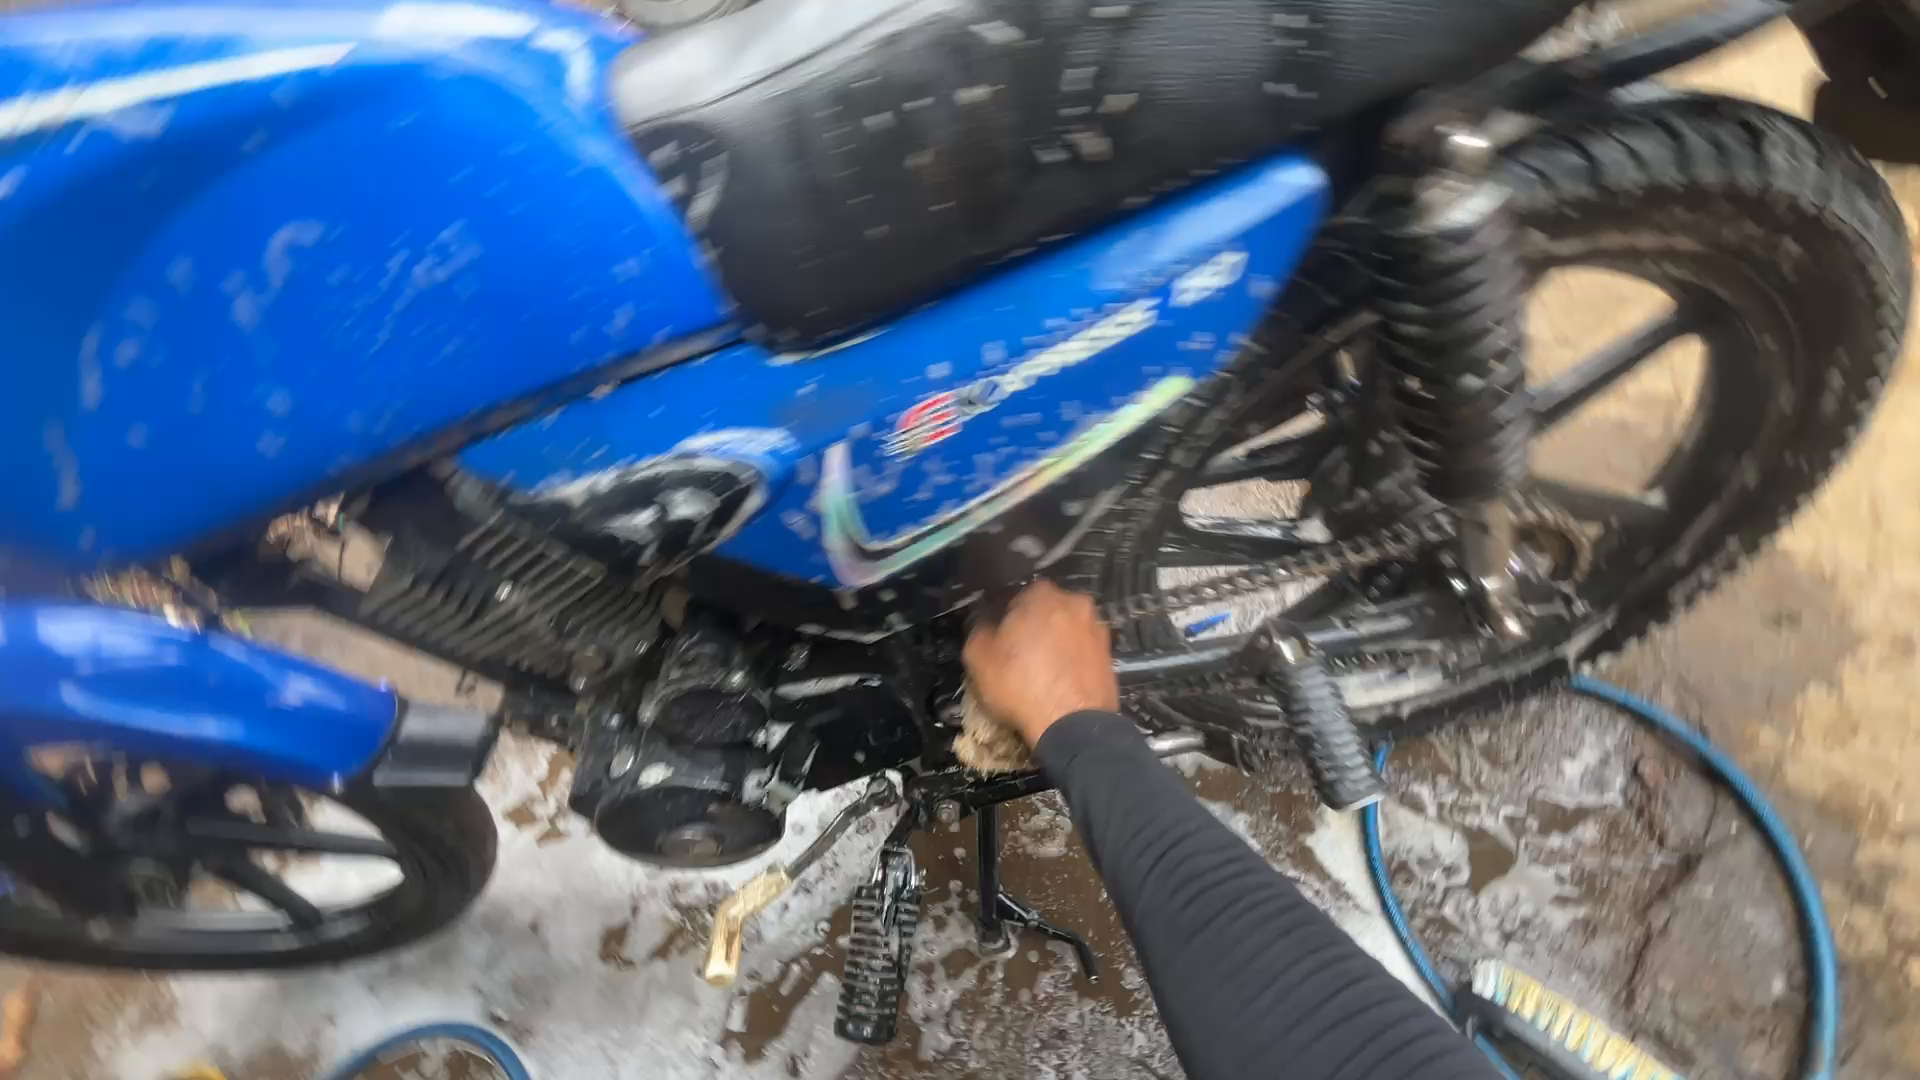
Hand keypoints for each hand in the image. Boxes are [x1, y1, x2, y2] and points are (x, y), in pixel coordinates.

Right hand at [963, 580, 1119, 746]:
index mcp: (1042, 594)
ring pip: (1067, 630)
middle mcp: (1075, 603)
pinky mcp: (1111, 656)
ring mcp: (1098, 629)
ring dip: (1055, 643)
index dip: (1003, 617)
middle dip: (1033, 626)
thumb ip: (979, 629)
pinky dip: (1071, 661)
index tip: (997, 637)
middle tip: (1017, 654)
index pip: (1015, 595)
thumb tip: (987, 623)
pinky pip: (1082, 651)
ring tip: (1041, 671)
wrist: (1073, 726)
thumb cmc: (1021, 685)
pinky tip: (1059, 682)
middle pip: (1045, 610)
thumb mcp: (978, 657)